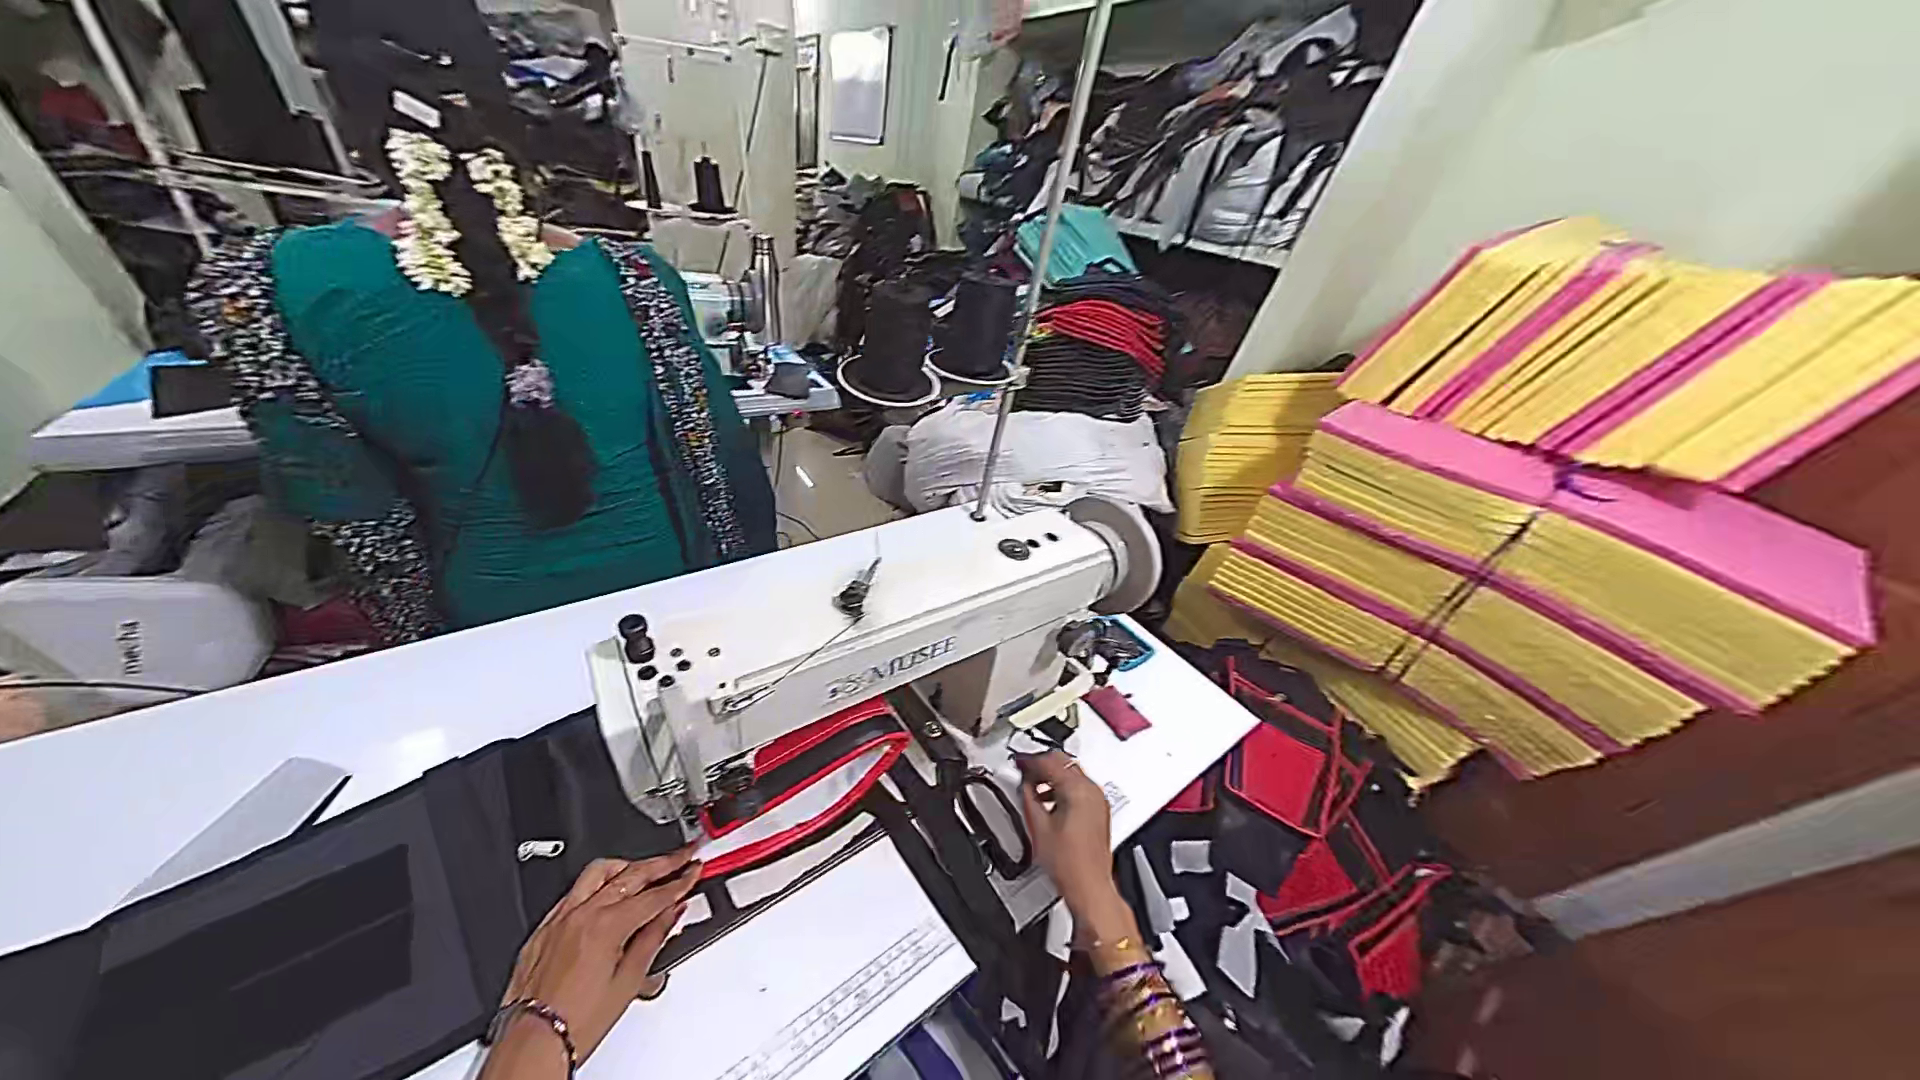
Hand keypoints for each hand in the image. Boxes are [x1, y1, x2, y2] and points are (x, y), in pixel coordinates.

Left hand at [481, 851, 700, 1078]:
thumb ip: (654, 937)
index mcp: (607, 926)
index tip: (694, 870)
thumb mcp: (629, 981)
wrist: (530, 1048)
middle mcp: (582, 915)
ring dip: (628, 866)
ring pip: (599, 872)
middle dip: (665, 862)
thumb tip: (672, 913)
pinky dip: (596, 885)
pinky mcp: (543, 929)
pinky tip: (606, 893)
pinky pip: (573, 892)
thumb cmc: (574, 1024)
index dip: (681, 880)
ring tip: (646, 869)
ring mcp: (560, 919)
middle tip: (684, 855)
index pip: (656, 894)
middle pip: (632, 874)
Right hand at [1016, 751, 1134, 944]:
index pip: (1050, 762)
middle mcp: (1092, 791)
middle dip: (1041, 764)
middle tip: (1023, 769)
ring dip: (1052, 775)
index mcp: (1078, 790)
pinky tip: (1048, 798)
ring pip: (1072, 773)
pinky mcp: (1099, 811)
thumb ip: (1028, 796)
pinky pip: (1080, 788)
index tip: (1017, 762)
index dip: (1029, 760)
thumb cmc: (1069, 865)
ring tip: (1033, 784)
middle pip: (1064, 762)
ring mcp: (1098, 801)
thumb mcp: (1038, 826)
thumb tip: (1024, 784)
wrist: (1090, 889)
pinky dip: (1063, 787)